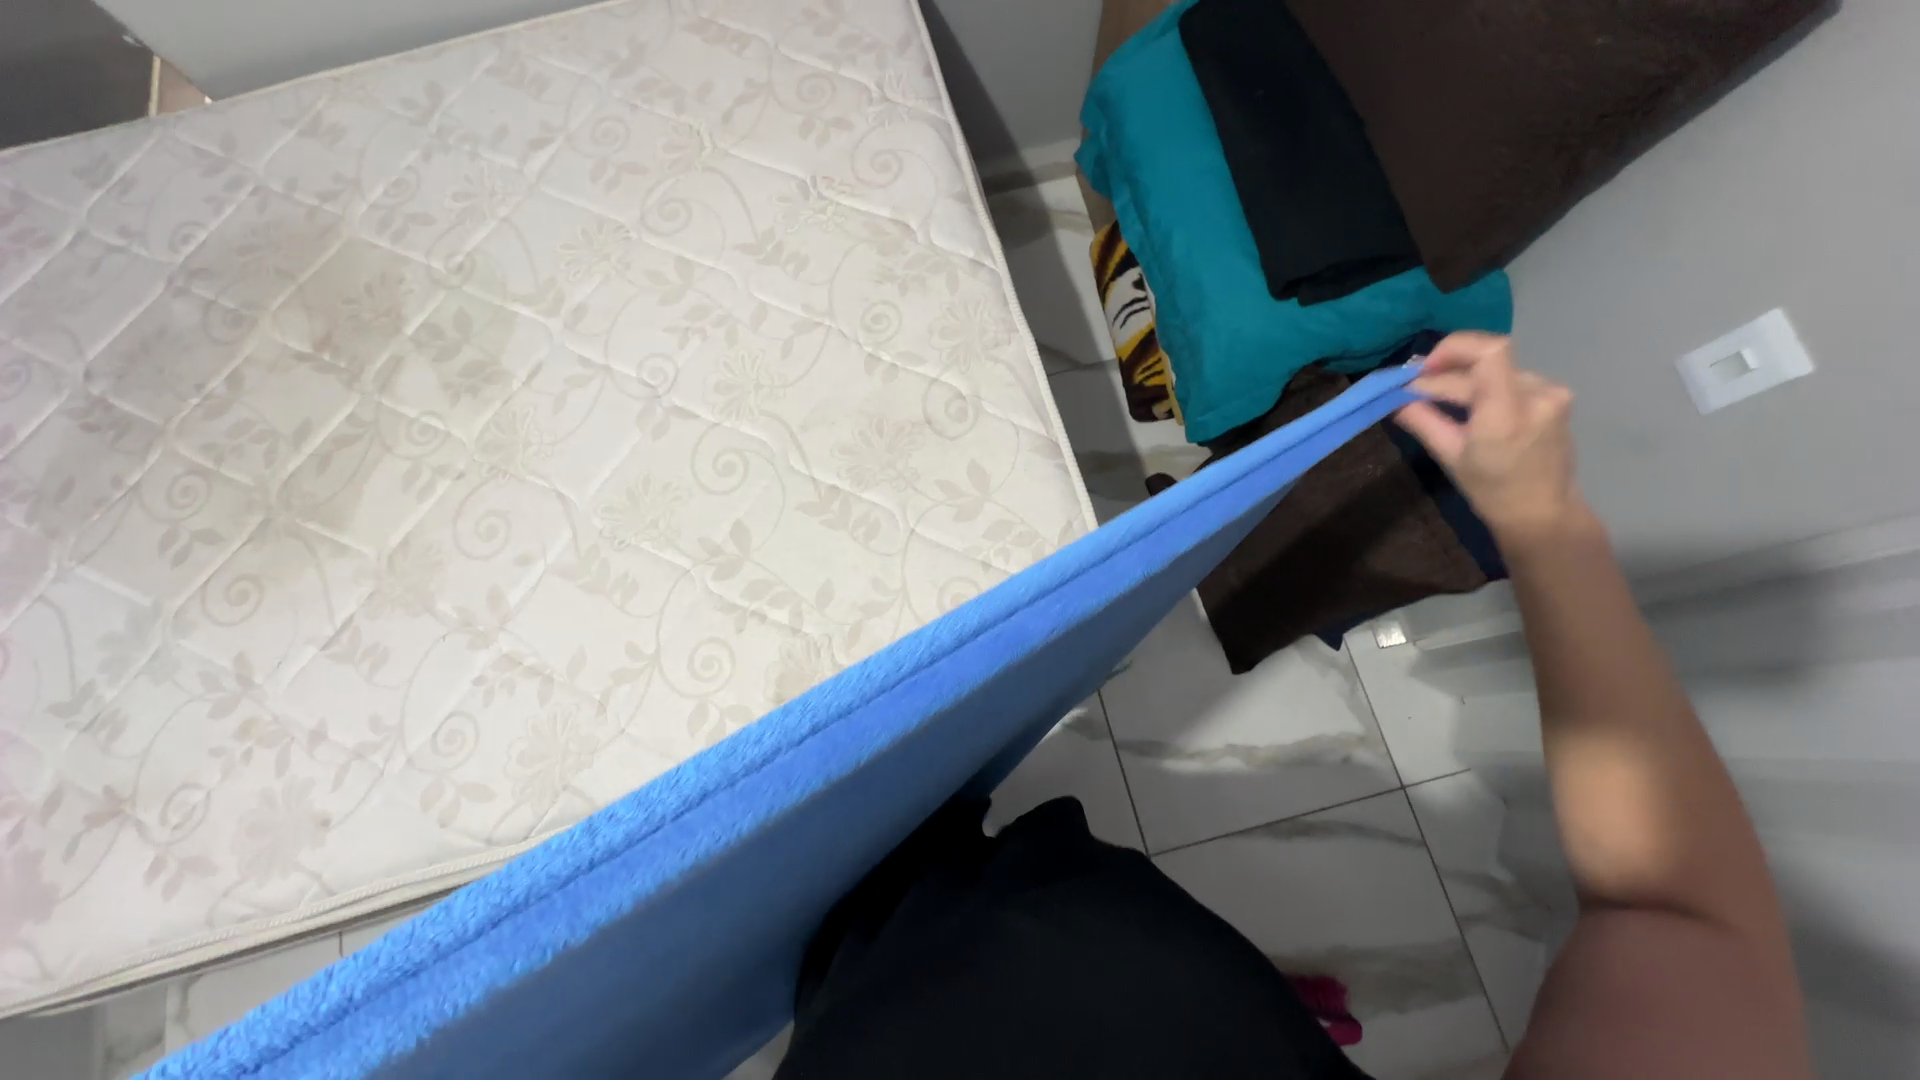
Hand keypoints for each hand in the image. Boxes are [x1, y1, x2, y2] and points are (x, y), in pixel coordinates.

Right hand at [1394, 332, 1591, 546]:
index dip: (1453, 348)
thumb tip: (1396, 399)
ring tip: (1439, 401)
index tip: (1424, 371)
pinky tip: (1468, 406)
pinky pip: (1509, 380)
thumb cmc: (1491, 491)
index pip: (1489, 352)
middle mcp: (1536, 393)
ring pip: (1495, 371)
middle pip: (1483, 364)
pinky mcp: (1555, 396)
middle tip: (1413, 392)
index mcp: (1507, 412)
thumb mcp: (1449, 456)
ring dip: (1464, 381)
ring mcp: (1551, 393)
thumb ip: (1423, 420)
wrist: (1542, 511)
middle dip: (1444, 375)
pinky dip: (1483, 387)